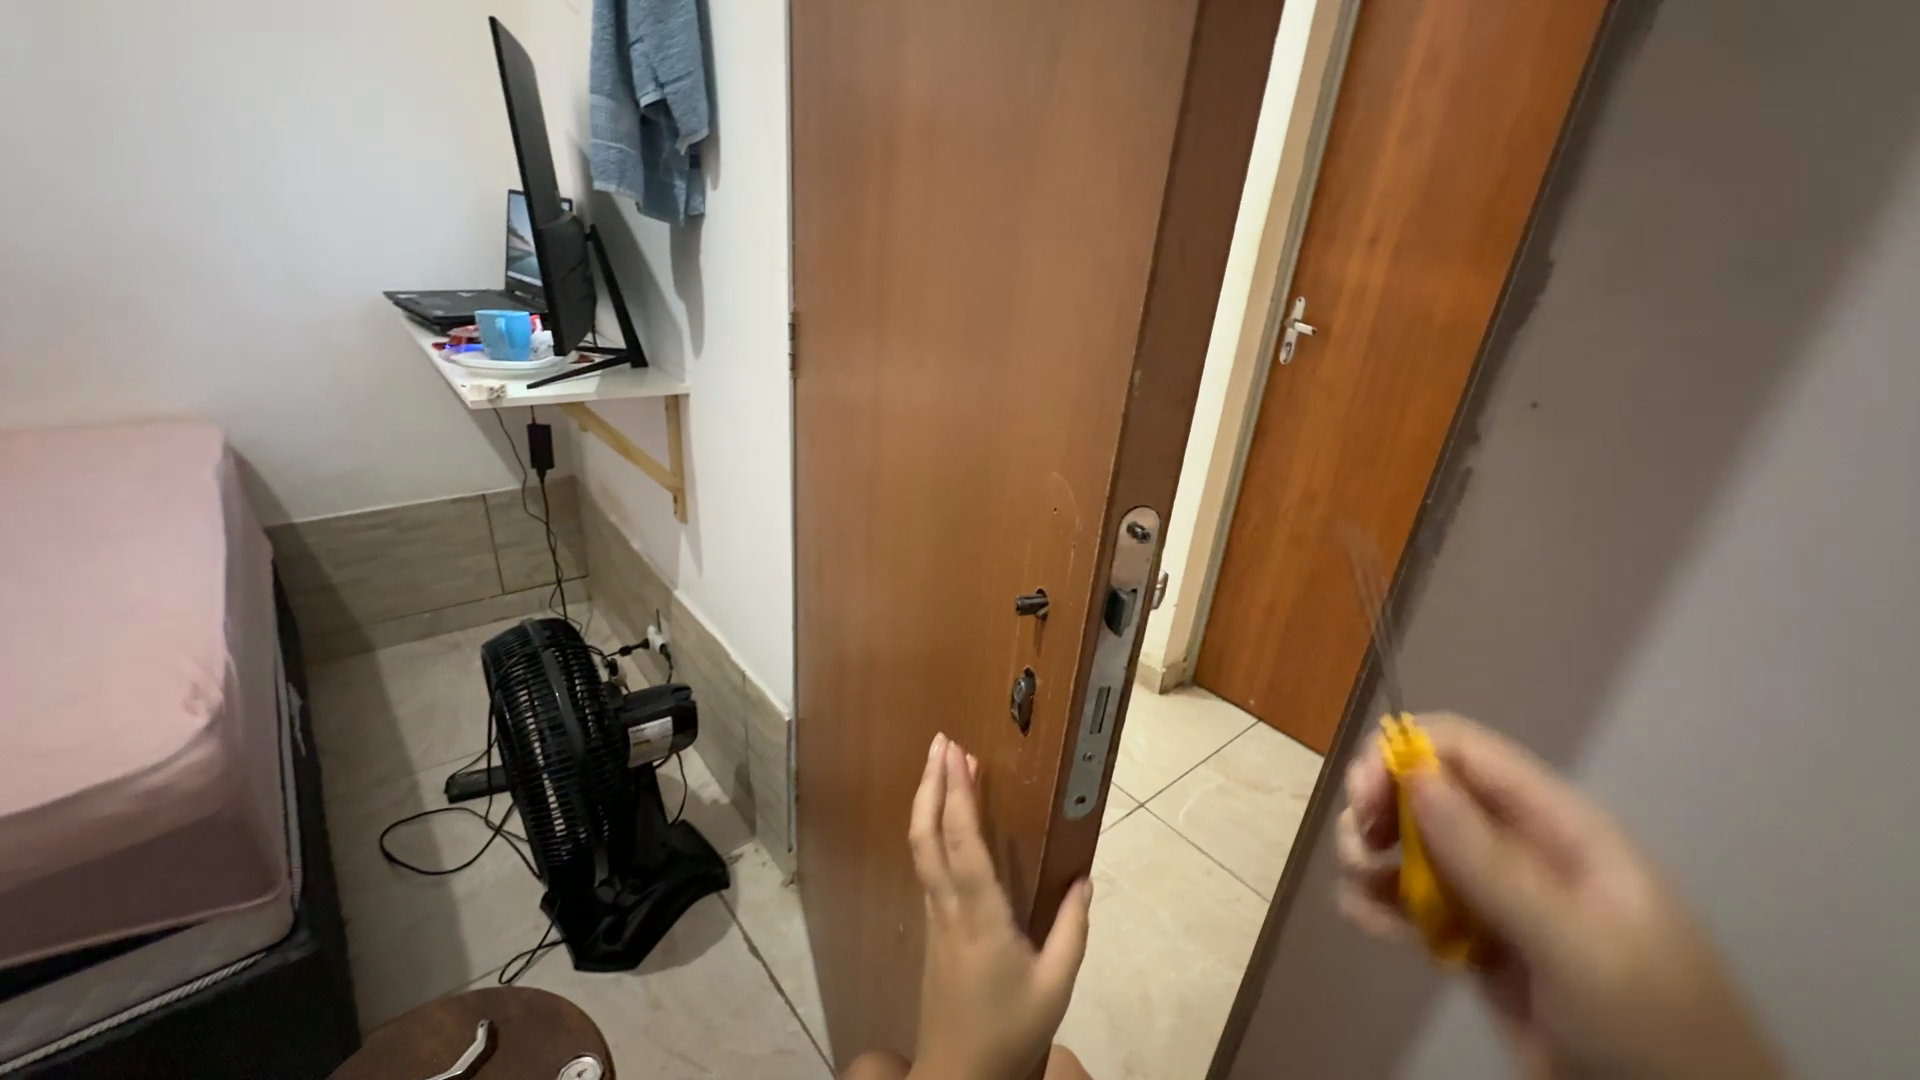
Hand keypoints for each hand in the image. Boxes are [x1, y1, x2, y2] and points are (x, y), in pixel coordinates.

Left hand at [907, 734, 1092, 1079]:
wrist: (958, 1074)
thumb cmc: (1010, 1029)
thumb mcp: (1057, 984)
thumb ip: (1073, 927)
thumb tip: (1083, 877)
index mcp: (980, 917)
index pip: (962, 844)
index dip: (956, 795)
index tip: (957, 755)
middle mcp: (948, 907)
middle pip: (926, 836)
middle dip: (930, 784)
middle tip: (941, 743)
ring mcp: (934, 916)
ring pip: (921, 848)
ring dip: (929, 802)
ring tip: (944, 767)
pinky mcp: (933, 926)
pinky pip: (927, 866)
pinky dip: (933, 829)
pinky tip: (947, 820)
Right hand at [1336, 714, 1778, 1079]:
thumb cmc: (1649, 1028)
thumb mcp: (1576, 945)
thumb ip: (1491, 861)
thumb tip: (1413, 773)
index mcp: (1558, 826)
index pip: (1466, 751)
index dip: (1403, 755)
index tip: (1364, 799)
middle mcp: (1519, 846)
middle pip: (1426, 789)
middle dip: (1378, 806)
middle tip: (1360, 851)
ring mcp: (1494, 894)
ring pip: (1407, 842)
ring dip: (1369, 855)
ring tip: (1360, 894)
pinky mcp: (1472, 938)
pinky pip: (1407, 899)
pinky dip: (1375, 901)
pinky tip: (1368, 923)